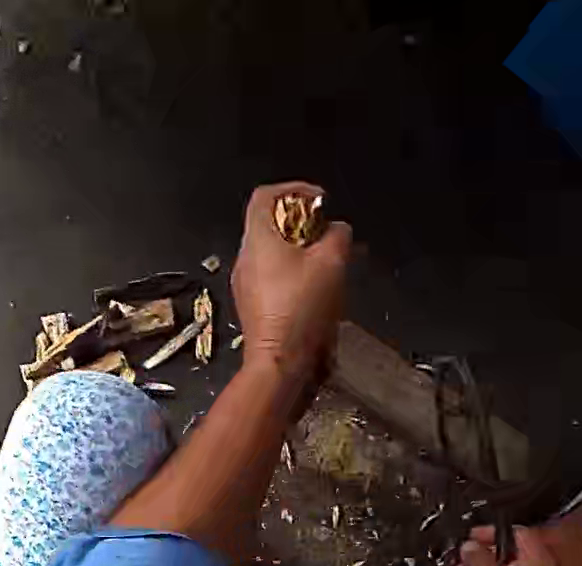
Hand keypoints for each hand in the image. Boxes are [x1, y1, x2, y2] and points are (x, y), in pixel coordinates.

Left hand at [231, 182, 352, 382]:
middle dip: (299, 223)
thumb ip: (338, 235)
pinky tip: (310, 289)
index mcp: (257, 240)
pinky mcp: (250, 306)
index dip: (293, 189)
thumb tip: (336, 230)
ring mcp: (243, 285)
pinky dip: (289, 274)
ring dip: (296, 251)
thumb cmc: (301, 308)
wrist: (278, 360)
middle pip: (268, 225)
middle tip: (325, 235)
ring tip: (323, 263)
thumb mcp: (332, 262)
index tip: (318, 202)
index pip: (264, 196)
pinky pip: (268, 279)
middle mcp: (244, 259)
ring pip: (269, 254)